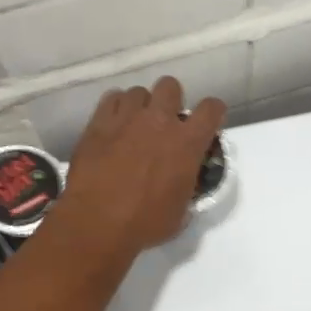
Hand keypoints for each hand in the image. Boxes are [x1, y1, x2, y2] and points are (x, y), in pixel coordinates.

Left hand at [46, 76, 225, 253]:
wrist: (97, 222)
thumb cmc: (145, 224)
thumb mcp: (180, 212)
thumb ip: (187, 187)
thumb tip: (183, 183)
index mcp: (186, 144)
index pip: (211, 109)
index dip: (213, 112)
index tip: (208, 122)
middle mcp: (159, 121)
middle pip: (170, 86)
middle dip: (171, 101)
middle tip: (165, 123)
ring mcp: (127, 117)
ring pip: (139, 91)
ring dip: (142, 106)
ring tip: (135, 126)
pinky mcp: (99, 122)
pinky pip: (112, 99)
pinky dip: (117, 108)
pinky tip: (114, 126)